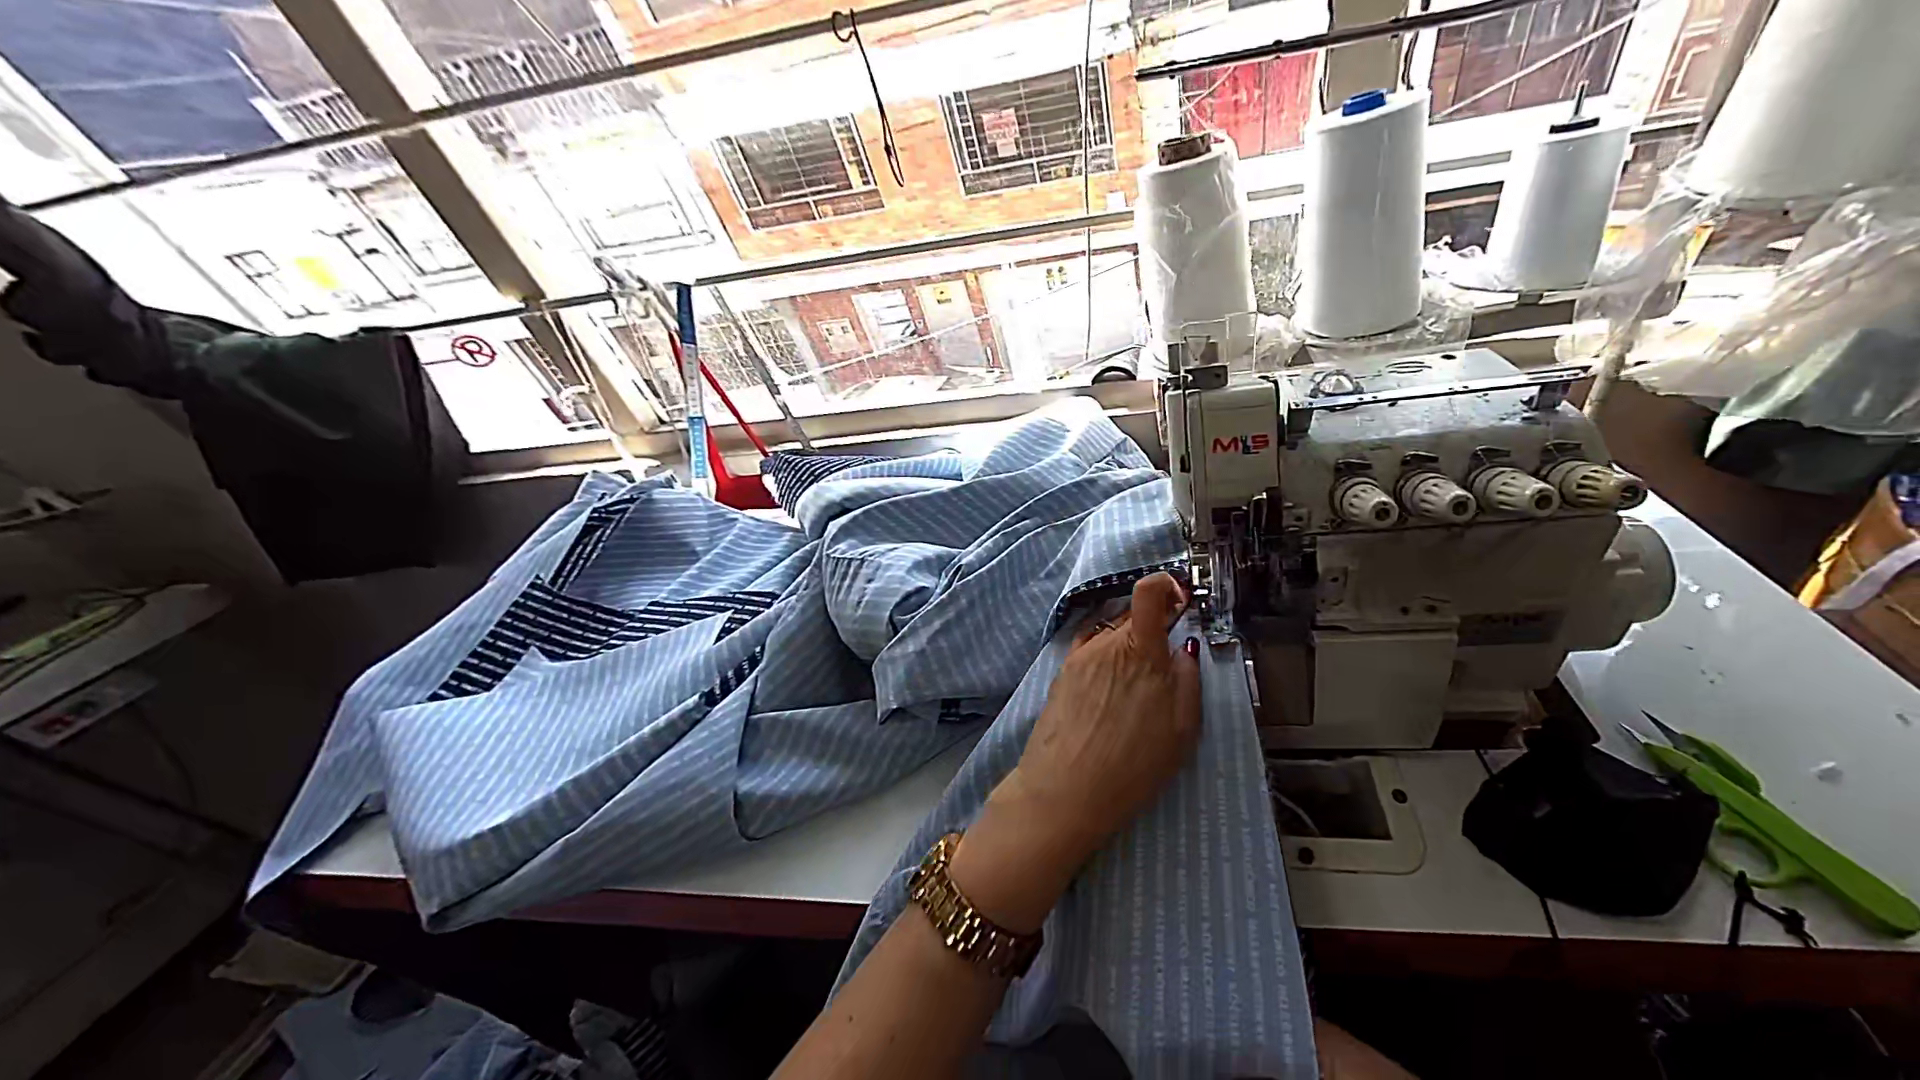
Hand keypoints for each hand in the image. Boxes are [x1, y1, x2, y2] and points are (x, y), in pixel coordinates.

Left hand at [949, 572, 1201, 932]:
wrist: (1064, 791)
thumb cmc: (1130, 766)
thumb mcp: (1181, 729)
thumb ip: (1188, 679)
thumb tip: (1183, 649)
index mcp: (1140, 651)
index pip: (1147, 591)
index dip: (1166, 586)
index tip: (1178, 599)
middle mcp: (1105, 645)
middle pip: (1133, 618)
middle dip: (1152, 632)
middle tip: (1165, 667)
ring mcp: (1079, 658)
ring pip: (1111, 637)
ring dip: (1128, 650)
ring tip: (1134, 695)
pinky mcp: (1062, 674)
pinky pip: (1091, 653)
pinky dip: (1105, 660)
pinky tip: (1109, 691)